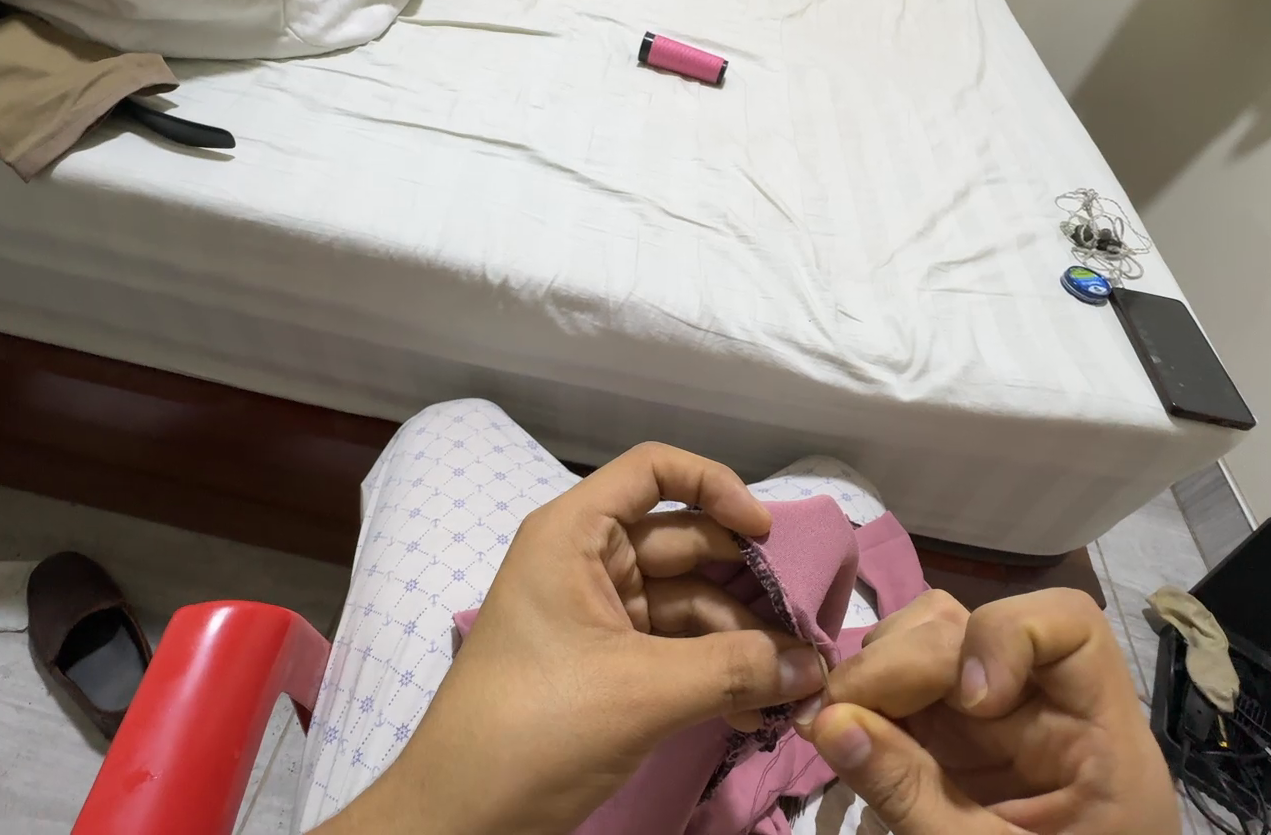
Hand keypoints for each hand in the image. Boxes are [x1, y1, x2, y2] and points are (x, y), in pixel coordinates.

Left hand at [318, 443, 825, 834]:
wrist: (457, 822)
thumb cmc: (535, 727)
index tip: (765, 531)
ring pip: (688, 600)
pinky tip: (759, 706)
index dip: (714, 484)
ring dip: (741, 636)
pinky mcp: (610, 660)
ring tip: (797, 680)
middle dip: (747, 579)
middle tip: (810, 620)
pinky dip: (717, 669)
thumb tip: (813, 667)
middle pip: (684, 540)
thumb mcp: (639, 692)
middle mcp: (589, 558)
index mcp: (576, 532)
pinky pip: (677, 646)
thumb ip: (732, 671)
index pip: (653, 470)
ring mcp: (601, 610)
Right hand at [796, 588, 1179, 834]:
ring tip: (842, 721)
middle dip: (898, 663)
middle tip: (838, 714)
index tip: (970, 702)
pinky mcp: (947, 723)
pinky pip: (900, 673)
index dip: (1006, 634)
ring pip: (925, 633)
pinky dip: (867, 688)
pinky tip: (847, 725)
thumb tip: (826, 721)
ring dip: (877, 667)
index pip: (1066, 626)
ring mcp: (986, 707)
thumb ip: (911, 796)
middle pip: (965, 624)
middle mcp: (1037, 702)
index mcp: (1095, 739)